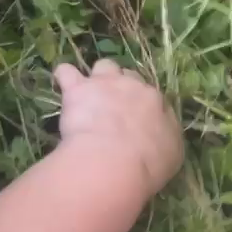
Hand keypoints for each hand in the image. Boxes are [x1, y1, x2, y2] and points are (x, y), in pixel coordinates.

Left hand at [52, 59, 183, 189]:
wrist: (115, 160)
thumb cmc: (146, 165)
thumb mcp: (169, 155)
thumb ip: (164, 138)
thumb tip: (157, 136)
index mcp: (157, 103)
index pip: (150, 96)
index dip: (139, 105)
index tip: (132, 117)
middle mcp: (134, 87)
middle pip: (129, 76)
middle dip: (121, 86)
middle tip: (111, 106)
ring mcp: (105, 84)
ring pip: (104, 66)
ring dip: (97, 77)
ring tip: (87, 92)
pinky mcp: (78, 88)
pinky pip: (66, 71)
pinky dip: (64, 76)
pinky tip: (62, 83)